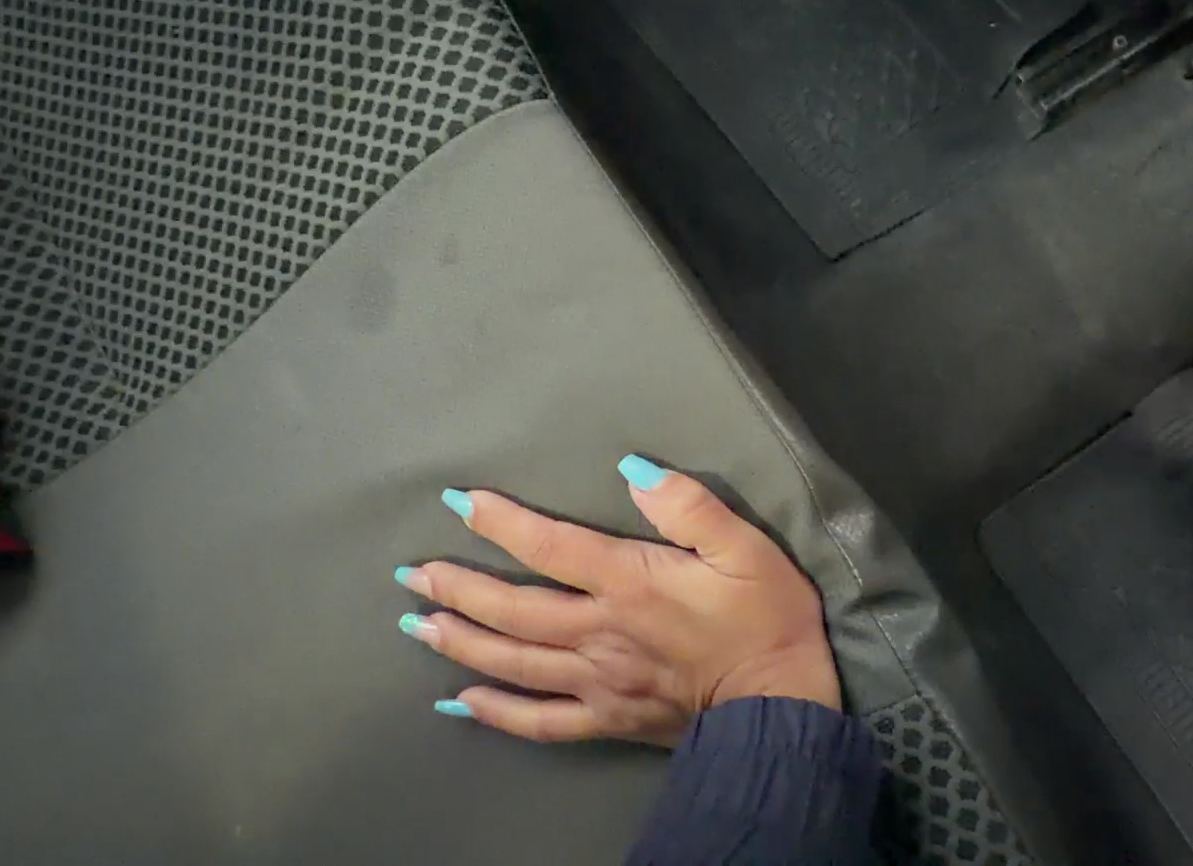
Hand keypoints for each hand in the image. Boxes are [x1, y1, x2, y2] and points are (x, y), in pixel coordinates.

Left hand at [394, 455, 840, 744]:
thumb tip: (635, 470)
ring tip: (417, 624)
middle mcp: (599, 632)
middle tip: (413, 573)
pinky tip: (460, 703)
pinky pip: (537, 721)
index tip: (459, 502)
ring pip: (513, 661)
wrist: (778, 701)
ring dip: (461, 640)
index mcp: (630, 584)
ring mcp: (597, 681)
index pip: (553, 547)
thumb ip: (691, 507)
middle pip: (514, 608)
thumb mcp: (745, 546)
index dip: (505, 522)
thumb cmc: (766, 615)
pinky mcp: (607, 718)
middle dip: (460, 586)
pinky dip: (494, 712)